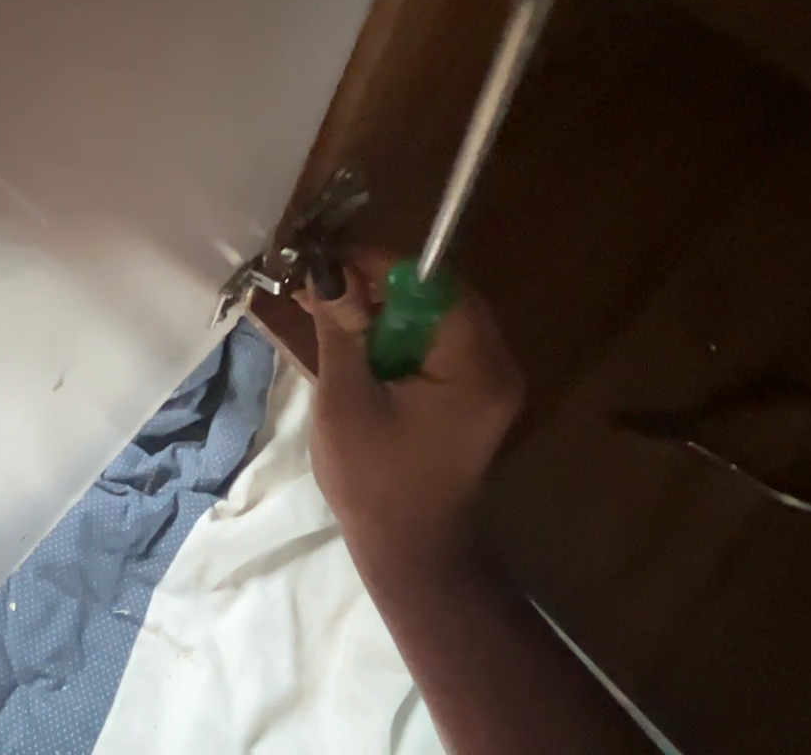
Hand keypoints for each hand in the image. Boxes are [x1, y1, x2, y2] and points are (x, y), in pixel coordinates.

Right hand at [294, 251, 524, 580]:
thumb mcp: (346, 399)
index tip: (327, 260)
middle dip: (373, 281)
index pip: (433, 283)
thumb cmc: (374, 481)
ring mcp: (483, 376)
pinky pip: (428, 338)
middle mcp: (492, 362)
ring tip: (319, 302)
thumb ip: (341, 327)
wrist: (407, 550)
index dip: (379, 262)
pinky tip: (345, 329)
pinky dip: (387, 330)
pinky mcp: (465, 387)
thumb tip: (324, 265)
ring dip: (375, 304)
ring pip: (428, 312)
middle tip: (318, 281)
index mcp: (473, 366)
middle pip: (434, 293)